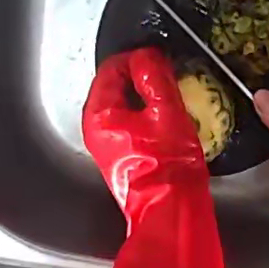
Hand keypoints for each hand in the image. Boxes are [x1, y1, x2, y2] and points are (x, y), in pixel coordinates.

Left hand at [83, 48, 207, 203]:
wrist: (171, 211)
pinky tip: (168, 123)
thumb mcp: (167, 111)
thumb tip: (147, 56)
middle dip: (141, 80)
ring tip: (172, 98)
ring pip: (125, 110)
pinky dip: (147, 119)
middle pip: (115, 89)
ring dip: (146, 100)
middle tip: (168, 76)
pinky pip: (132, 128)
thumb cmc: (168, 166)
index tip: (159, 58)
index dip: (136, 58)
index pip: (111, 69)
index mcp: (99, 114)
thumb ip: (155, 77)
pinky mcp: (124, 161)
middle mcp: (96, 131)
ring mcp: (108, 148)